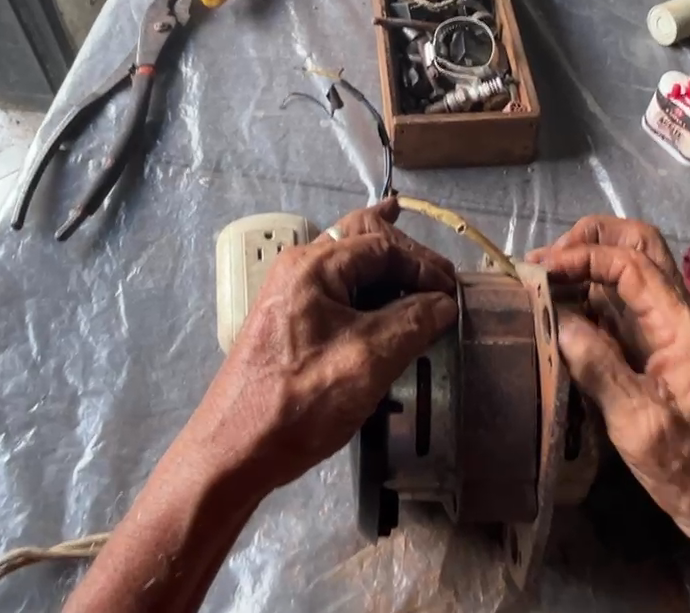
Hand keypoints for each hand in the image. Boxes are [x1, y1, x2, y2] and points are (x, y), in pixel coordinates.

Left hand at [188, 199, 457, 493]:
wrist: (234, 451)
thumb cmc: (300, 402)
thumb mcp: (368, 360)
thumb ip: (412, 322)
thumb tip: (445, 303)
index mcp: (313, 266)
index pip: (382, 244)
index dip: (424, 264)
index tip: (454, 293)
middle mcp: (300, 267)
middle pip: (363, 239)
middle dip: (407, 254)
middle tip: (443, 281)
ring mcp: (293, 292)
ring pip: (351, 262)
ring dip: (390, 268)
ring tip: (424, 276)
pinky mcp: (293, 319)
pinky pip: (340, 288)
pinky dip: (370, 285)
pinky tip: (387, 290)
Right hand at [532, 219, 689, 612]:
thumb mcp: (638, 424)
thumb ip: (598, 366)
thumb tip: (558, 319)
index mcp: (685, 327)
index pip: (634, 263)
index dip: (585, 256)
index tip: (542, 269)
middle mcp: (683, 314)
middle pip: (642, 244)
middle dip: (591, 239)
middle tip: (547, 261)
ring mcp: (673, 326)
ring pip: (635, 264)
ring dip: (590, 260)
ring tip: (546, 278)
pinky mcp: (661, 342)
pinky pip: (626, 296)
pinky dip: (593, 289)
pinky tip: (564, 306)